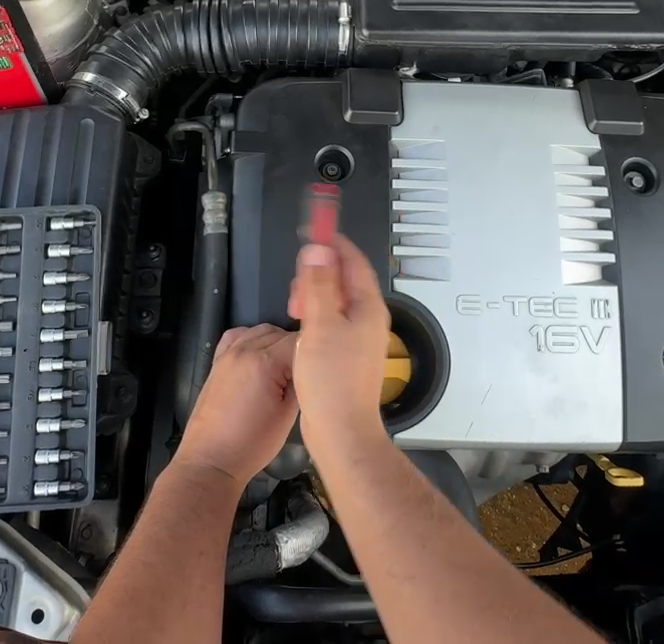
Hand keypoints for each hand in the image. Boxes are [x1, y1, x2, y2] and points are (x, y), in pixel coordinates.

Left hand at [175, 324, 299, 488]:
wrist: (211, 460)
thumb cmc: (252, 444)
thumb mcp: (287, 416)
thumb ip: (300, 384)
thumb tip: (306, 368)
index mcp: (264, 362)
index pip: (298, 341)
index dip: (313, 353)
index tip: (320, 367)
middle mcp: (245, 349)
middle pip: (280, 333)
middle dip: (296, 348)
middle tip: (304, 371)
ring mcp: (228, 353)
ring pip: (261, 330)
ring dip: (276, 341)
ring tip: (284, 365)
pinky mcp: (217, 361)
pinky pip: (238, 336)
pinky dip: (252, 339)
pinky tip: (259, 355)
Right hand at [288, 234, 391, 456]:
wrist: (341, 431)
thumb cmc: (333, 381)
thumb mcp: (321, 324)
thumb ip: (319, 285)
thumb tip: (319, 250)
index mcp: (368, 306)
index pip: (353, 260)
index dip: (333, 243)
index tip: (313, 231)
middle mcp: (367, 319)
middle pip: (343, 279)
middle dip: (318, 274)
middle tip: (298, 286)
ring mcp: (358, 337)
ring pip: (335, 301)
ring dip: (314, 296)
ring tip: (296, 310)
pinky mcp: (346, 354)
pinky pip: (331, 321)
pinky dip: (315, 316)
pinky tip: (302, 330)